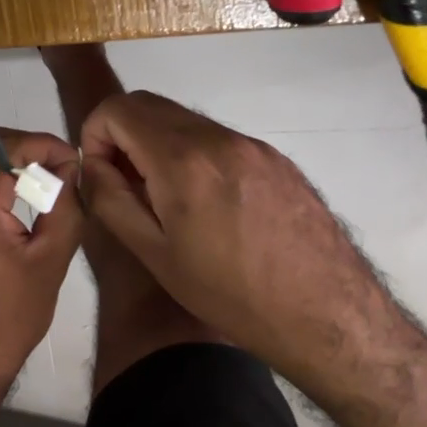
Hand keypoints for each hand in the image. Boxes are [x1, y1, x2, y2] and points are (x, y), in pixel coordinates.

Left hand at [0, 129, 82, 400]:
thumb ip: (65, 206)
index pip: (8, 147)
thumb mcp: (50, 262)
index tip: (72, 157)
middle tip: (60, 164)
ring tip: (43, 175)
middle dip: (25, 144)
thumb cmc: (8, 315)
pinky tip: (15, 188)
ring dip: (5, 154)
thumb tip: (68, 168)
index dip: (44, 144)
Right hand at [78, 92, 426, 426]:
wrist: (334, 323)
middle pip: (147, 104)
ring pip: (183, 118)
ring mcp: (253, 146)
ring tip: (166, 196)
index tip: (102, 173)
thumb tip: (92, 164)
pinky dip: (194, 153)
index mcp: (183, 159)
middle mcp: (219, 138)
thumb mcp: (152, 253)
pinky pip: (217, 138)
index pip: (116, 109)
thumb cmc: (232, 294)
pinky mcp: (277, 160)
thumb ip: (108, 197)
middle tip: (125, 180)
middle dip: (122, 132)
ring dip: (157, 141)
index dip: (94, 134)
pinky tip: (208, 204)